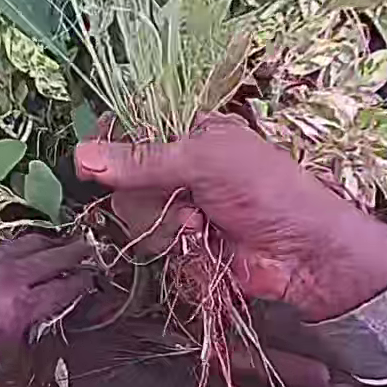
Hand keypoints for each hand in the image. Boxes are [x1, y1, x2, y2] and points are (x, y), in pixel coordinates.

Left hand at [0, 235, 94, 363]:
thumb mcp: (1, 346)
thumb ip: (25, 322)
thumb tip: (38, 310)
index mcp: (23, 306)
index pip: (64, 288)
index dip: (81, 281)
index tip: (90, 276)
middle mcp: (12, 277)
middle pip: (53, 258)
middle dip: (74, 252)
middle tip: (87, 247)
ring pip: (28, 243)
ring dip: (47, 242)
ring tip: (56, 242)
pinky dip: (14, 245)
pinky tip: (16, 246)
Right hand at [74, 116, 386, 321]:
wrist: (304, 255)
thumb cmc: (266, 191)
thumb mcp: (204, 162)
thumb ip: (142, 160)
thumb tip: (81, 156)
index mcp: (190, 134)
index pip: (132, 131)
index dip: (112, 144)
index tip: (95, 161)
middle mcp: (180, 168)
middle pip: (125, 178)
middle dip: (150, 195)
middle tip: (180, 199)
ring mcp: (180, 206)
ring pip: (135, 214)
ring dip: (165, 223)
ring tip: (200, 224)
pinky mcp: (183, 243)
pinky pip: (153, 243)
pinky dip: (176, 246)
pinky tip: (202, 243)